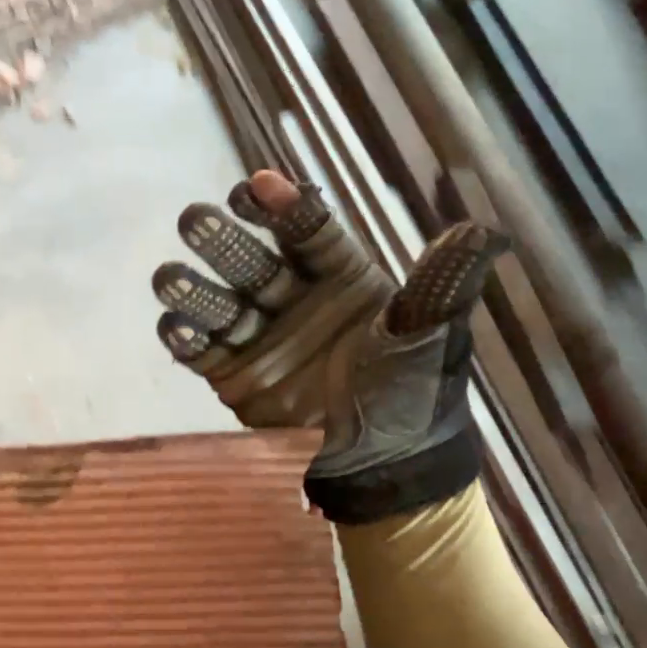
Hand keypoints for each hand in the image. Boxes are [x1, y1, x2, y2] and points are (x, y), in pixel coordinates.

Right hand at [152, 171, 507, 522]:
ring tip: (167, 278)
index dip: (283, 209)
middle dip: (224, 242)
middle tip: (194, 221)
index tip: (255, 185)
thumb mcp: (430, 338)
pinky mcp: (231, 375)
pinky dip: (184, 340)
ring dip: (193, 289)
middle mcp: (292, 301)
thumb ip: (440, 289)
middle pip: (252, 263)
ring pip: (219, 303)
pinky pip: (200, 353)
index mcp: (341, 280)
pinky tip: (173, 327)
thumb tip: (478, 233)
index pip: (307, 235)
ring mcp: (258, 338)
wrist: (380, 462)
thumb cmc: (412, 393)